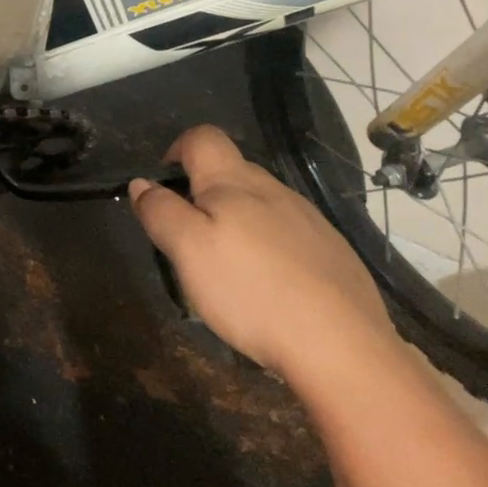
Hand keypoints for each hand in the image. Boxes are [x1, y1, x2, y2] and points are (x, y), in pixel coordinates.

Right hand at [128, 125, 395, 376]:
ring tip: (230, 267)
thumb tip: (142, 184)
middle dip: (204, 192)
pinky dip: (271, 247)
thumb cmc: (251, 292)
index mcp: (234, 183)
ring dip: (238, 221)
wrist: (345, 348)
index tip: (164, 185)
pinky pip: (291, 233)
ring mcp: (311, 221)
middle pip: (232, 170)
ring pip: (262, 204)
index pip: (203, 138)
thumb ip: (160, 211)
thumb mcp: (187, 251)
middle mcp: (275, 191)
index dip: (177, 149)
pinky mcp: (335, 254)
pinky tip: (272, 286)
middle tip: (190, 238)